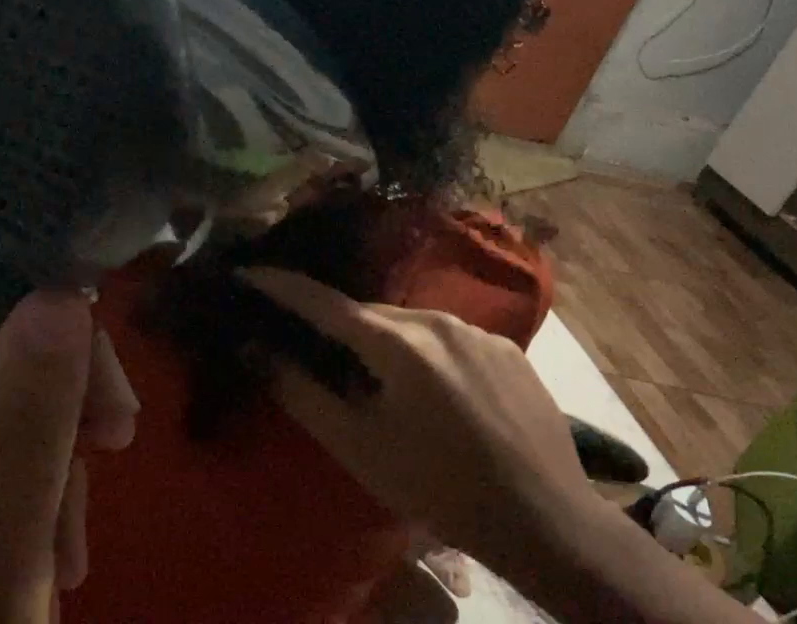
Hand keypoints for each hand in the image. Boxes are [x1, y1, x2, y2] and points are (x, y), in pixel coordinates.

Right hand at [238, 267, 589, 559]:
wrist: (549, 524)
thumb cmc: (439, 487)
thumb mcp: (356, 445)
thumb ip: (299, 391)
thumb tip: (254, 348)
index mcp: (398, 343)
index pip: (323, 302)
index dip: (279, 285)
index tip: (247, 272)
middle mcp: (439, 322)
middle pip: (368, 313)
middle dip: (337, 326)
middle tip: (313, 348)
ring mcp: (480, 333)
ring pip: (409, 324)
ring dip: (384, 341)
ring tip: (376, 379)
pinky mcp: (510, 350)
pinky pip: (449, 338)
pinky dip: (426, 353)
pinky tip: (433, 392)